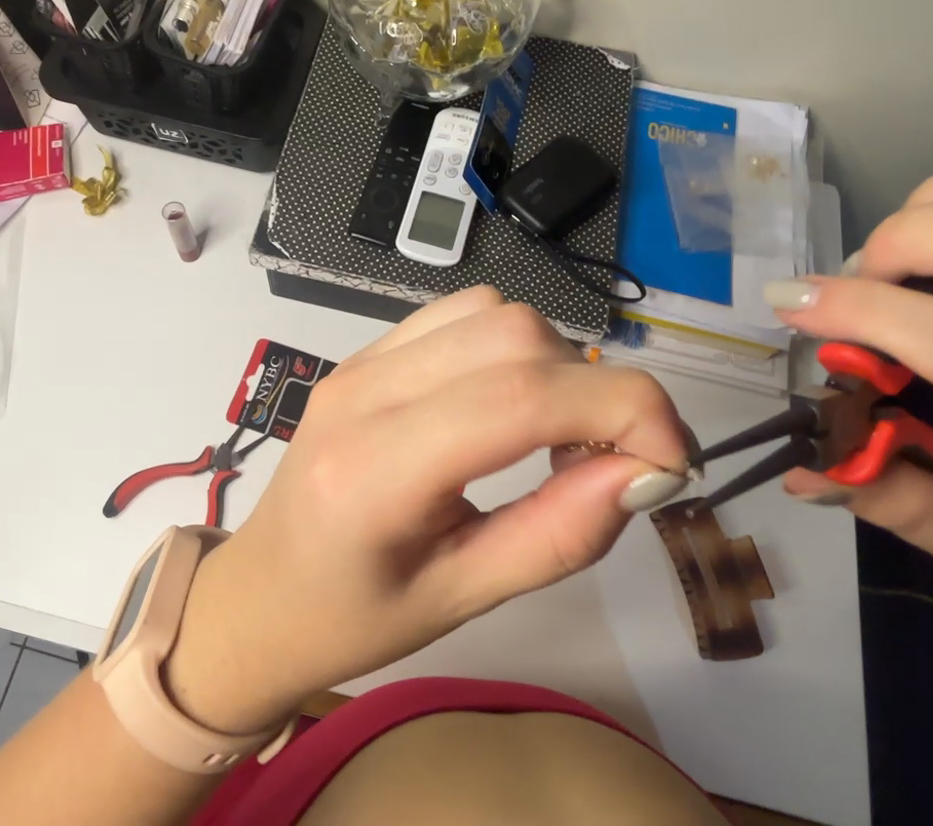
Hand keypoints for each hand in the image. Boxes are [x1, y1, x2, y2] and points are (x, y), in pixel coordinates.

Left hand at [162, 287, 694, 734]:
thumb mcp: (461, 599)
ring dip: (553, 365)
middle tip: (612, 462)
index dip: (624, 410)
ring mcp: (358, 364)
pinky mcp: (364, 355)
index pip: (520, 396)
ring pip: (492, 313)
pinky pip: (458, 317)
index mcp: (376, 469)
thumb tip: (647, 472)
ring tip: (558, 438)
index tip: (673, 461)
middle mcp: (363, 393)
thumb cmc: (352, 620)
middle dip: (594, 389)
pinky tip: (508, 406)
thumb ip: (558, 535)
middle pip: (513, 335)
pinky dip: (511, 348)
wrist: (259, 597)